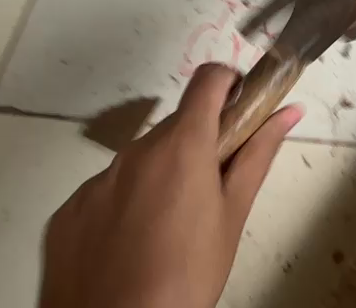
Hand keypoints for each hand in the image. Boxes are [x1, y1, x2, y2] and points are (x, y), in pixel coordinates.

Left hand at [40, 64, 301, 307]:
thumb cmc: (187, 276)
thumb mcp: (234, 214)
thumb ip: (259, 154)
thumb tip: (290, 111)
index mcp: (182, 145)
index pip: (209, 79)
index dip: (229, 82)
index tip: (240, 105)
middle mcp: (135, 152)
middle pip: (175, 127)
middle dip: (197, 143)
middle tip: (211, 188)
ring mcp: (94, 184)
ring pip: (139, 161)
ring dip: (159, 175)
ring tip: (168, 227)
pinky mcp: (65, 216)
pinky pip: (104, 192)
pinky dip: (122, 205)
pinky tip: (131, 245)